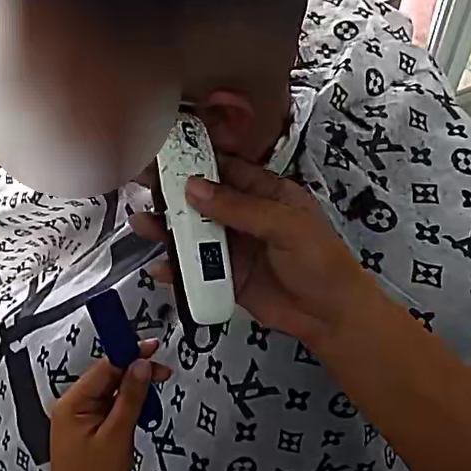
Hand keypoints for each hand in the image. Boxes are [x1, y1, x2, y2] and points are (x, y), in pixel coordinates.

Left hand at [47, 340, 171, 470]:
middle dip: (136, 374)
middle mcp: (71, 406)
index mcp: (72, 403)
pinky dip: (127, 407)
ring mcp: (77, 418)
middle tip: (162, 373)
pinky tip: (139, 414)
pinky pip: (109, 406)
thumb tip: (140, 367)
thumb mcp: (118, 435)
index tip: (151, 347)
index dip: (130, 354)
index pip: (105, 366)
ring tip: (151, 402)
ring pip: (110, 391)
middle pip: (108, 376)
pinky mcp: (86, 428)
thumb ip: (131, 397)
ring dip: (133, 392)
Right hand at [134, 157, 372, 346]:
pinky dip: (177, 269)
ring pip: (195, 234)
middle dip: (173, 195)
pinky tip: (159, 267)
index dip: (198, 162)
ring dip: (169, 230)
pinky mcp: (227, 277)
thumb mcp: (285, 226)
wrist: (330, 315)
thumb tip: (193, 188)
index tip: (164, 155)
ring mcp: (235, 248)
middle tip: (141, 186)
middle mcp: (247, 217)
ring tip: (141, 223)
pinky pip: (197, 269)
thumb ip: (239, 207)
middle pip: (204, 201)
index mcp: (267, 194)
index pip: (228, 170)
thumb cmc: (319, 261)